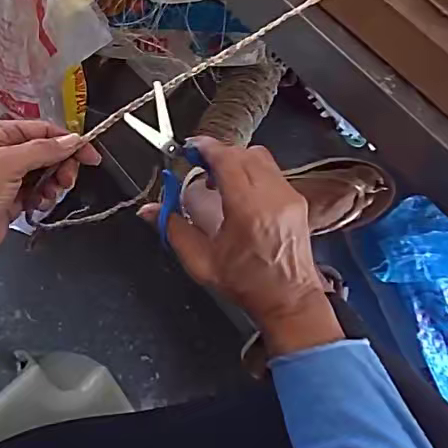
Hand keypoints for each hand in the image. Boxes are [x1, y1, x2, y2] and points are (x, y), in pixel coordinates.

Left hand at [0, 121, 99, 303]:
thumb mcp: (8, 164)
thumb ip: (44, 149)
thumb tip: (74, 139)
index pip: (42, 130)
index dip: (67, 141)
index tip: (90, 156)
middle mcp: (3, 152)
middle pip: (46, 151)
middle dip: (61, 165)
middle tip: (68, 181)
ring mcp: (7, 178)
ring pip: (45, 173)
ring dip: (53, 184)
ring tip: (48, 196)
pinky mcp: (11, 201)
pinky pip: (37, 192)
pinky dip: (43, 198)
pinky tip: (37, 206)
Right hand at [141, 138, 341, 355]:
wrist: (290, 301)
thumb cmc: (249, 284)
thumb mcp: (202, 261)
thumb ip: (173, 229)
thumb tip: (150, 211)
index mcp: (248, 209)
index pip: (227, 159)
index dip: (206, 147)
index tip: (192, 147)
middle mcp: (272, 197)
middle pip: (242, 152)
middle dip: (219, 153)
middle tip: (200, 166)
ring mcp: (289, 196)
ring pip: (260, 157)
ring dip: (237, 160)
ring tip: (221, 180)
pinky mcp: (297, 200)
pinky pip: (272, 171)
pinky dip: (253, 171)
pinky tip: (241, 191)